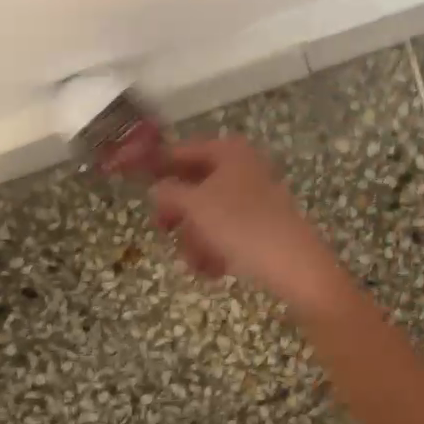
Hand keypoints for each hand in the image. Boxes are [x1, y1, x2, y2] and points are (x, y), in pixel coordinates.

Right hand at [147, 137, 352, 312]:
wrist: (298, 268)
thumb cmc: (243, 227)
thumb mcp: (196, 206)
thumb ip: (169, 193)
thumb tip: (157, 189)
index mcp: (228, 152)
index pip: (179, 151)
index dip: (152, 164)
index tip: (126, 175)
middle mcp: (244, 169)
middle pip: (194, 187)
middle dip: (180, 216)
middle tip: (165, 231)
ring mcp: (255, 200)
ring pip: (209, 217)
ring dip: (196, 241)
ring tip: (199, 263)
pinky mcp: (263, 229)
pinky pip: (228, 235)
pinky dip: (217, 251)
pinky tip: (216, 271)